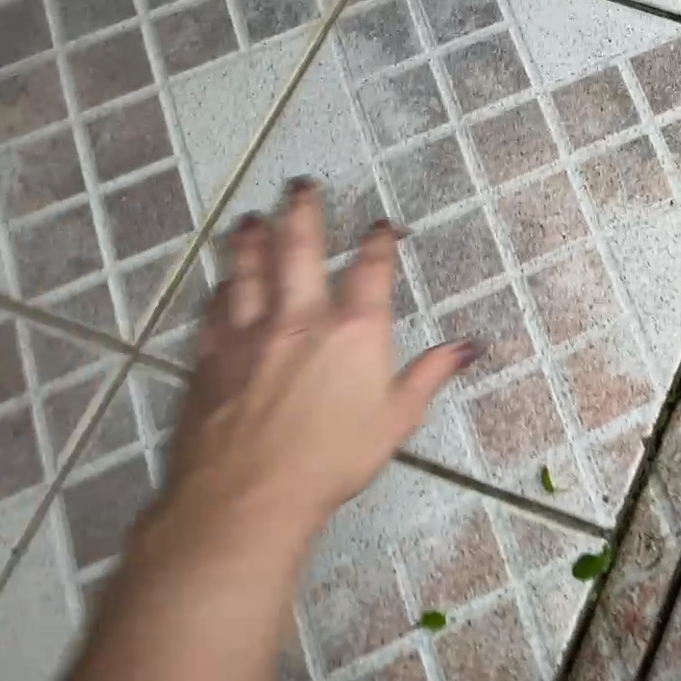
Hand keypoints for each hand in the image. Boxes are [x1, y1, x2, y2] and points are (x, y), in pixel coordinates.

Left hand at [158, 178, 471, 543]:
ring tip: (252, 217)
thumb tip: (470, 346)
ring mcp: (249, 335)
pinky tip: (222, 283)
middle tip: (299, 184)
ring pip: (247, 271)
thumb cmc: (336, 456)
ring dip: (251, 239)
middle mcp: (301, 319)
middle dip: (302, 213)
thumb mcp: (399, 416)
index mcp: (356, 330)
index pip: (370, 269)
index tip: (382, 224)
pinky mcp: (210, 358)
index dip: (378, 241)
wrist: (246, 495)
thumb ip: (431, 373)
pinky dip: (222, 289)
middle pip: (298, 250)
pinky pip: (215, 310)